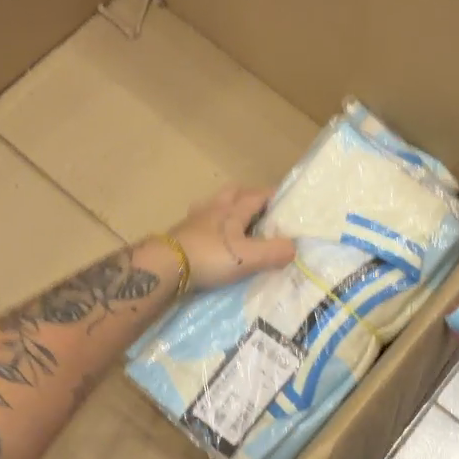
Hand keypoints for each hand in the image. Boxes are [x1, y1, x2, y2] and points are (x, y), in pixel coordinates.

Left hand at [166, 186, 298, 290]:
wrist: (164, 266)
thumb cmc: (210, 257)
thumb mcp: (248, 257)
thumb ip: (274, 251)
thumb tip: (293, 248)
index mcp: (233, 209)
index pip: (258, 195)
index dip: (274, 196)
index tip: (287, 202)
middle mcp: (214, 208)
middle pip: (233, 192)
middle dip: (248, 196)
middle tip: (260, 210)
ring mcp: (194, 220)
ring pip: (214, 205)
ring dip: (226, 208)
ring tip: (235, 223)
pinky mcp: (180, 234)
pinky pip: (199, 223)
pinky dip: (209, 226)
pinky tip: (210, 238)